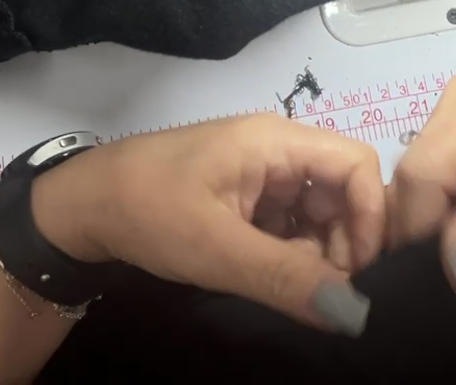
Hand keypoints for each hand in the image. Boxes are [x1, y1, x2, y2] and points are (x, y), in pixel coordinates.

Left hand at [29, 113, 384, 334]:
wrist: (84, 206)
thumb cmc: (151, 210)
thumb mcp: (218, 248)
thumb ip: (287, 277)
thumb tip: (355, 314)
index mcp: (276, 141)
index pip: (357, 163)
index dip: (371, 216)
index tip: (359, 274)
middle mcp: (276, 150)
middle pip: (342, 189)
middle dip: (344, 242)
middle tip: (323, 292)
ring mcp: (260, 173)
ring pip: (318, 211)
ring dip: (317, 253)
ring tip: (291, 287)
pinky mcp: (245, 196)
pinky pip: (290, 222)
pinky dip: (292, 253)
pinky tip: (271, 276)